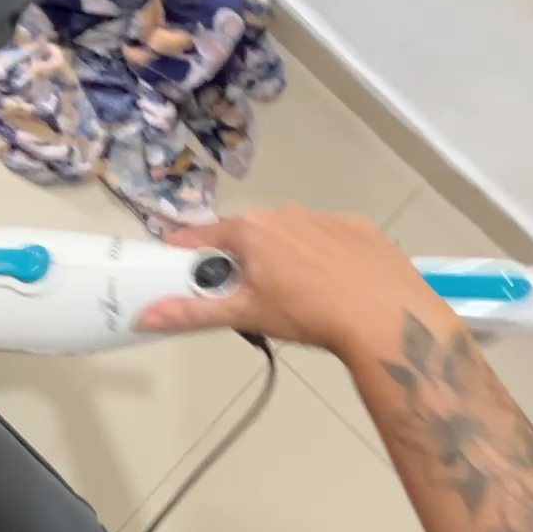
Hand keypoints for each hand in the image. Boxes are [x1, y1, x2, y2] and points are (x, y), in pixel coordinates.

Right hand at [134, 204, 452, 360]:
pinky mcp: (359, 227)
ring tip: (289, 292)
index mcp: (249, 230)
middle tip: (242, 294)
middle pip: (242, 234)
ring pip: (284, 233)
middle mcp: (282, 212)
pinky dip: (316, 254)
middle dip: (234, 259)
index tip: (179, 272)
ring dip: (275, 254)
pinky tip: (329, 282)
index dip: (184, 254)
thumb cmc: (307, 314)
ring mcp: (324, 216)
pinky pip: (324, 236)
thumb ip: (191, 313)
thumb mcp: (244, 315)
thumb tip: (143, 316)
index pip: (199, 236)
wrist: (389, 319)